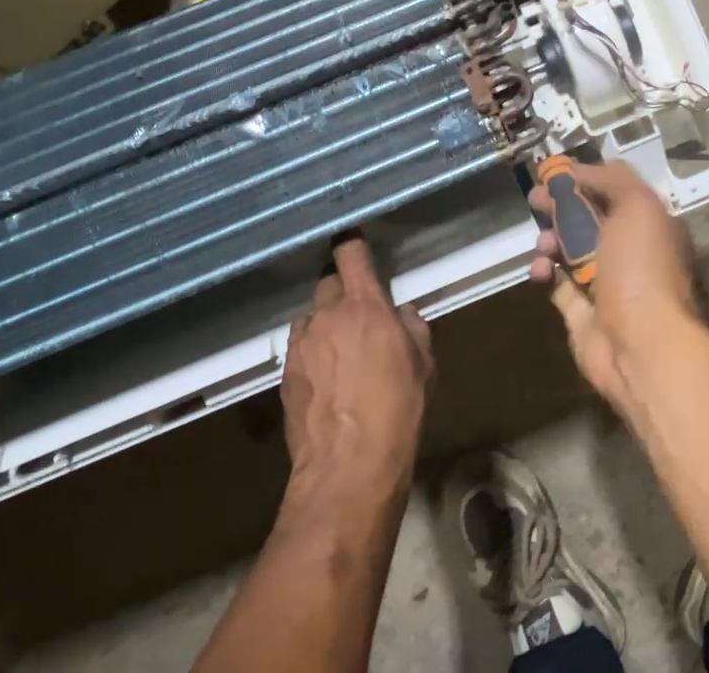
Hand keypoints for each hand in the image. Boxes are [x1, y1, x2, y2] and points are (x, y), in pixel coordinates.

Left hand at [280, 236, 432, 501]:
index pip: (350, 255)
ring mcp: (301, 344)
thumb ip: (412, 327)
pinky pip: (300, 347)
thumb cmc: (398, 411)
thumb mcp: (424, 365)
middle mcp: (327, 316)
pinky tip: (326, 379)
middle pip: (328, 284)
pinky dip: (312, 352)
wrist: (349, 465)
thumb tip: (399, 313)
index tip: (355, 244)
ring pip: (311, 317)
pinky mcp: (284, 372)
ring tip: (340, 353)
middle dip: (342, 292)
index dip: (352, 246)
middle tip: (359, 314)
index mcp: (365, 307)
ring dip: (324, 324)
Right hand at [528, 161, 702, 402]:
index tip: (553, 173)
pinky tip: (539, 269)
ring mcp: (607, 284)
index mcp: (651, 225)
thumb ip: (609, 179)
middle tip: (534, 200)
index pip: (615, 191)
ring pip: (570, 250)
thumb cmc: (640, 268)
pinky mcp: (582, 311)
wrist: (638, 343)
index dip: (584, 179)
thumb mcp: (636, 205)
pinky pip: (557, 282)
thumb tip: (574, 170)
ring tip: (543, 243)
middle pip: (589, 219)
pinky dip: (543, 271)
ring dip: (550, 239)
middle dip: (561, 207)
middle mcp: (632, 252)